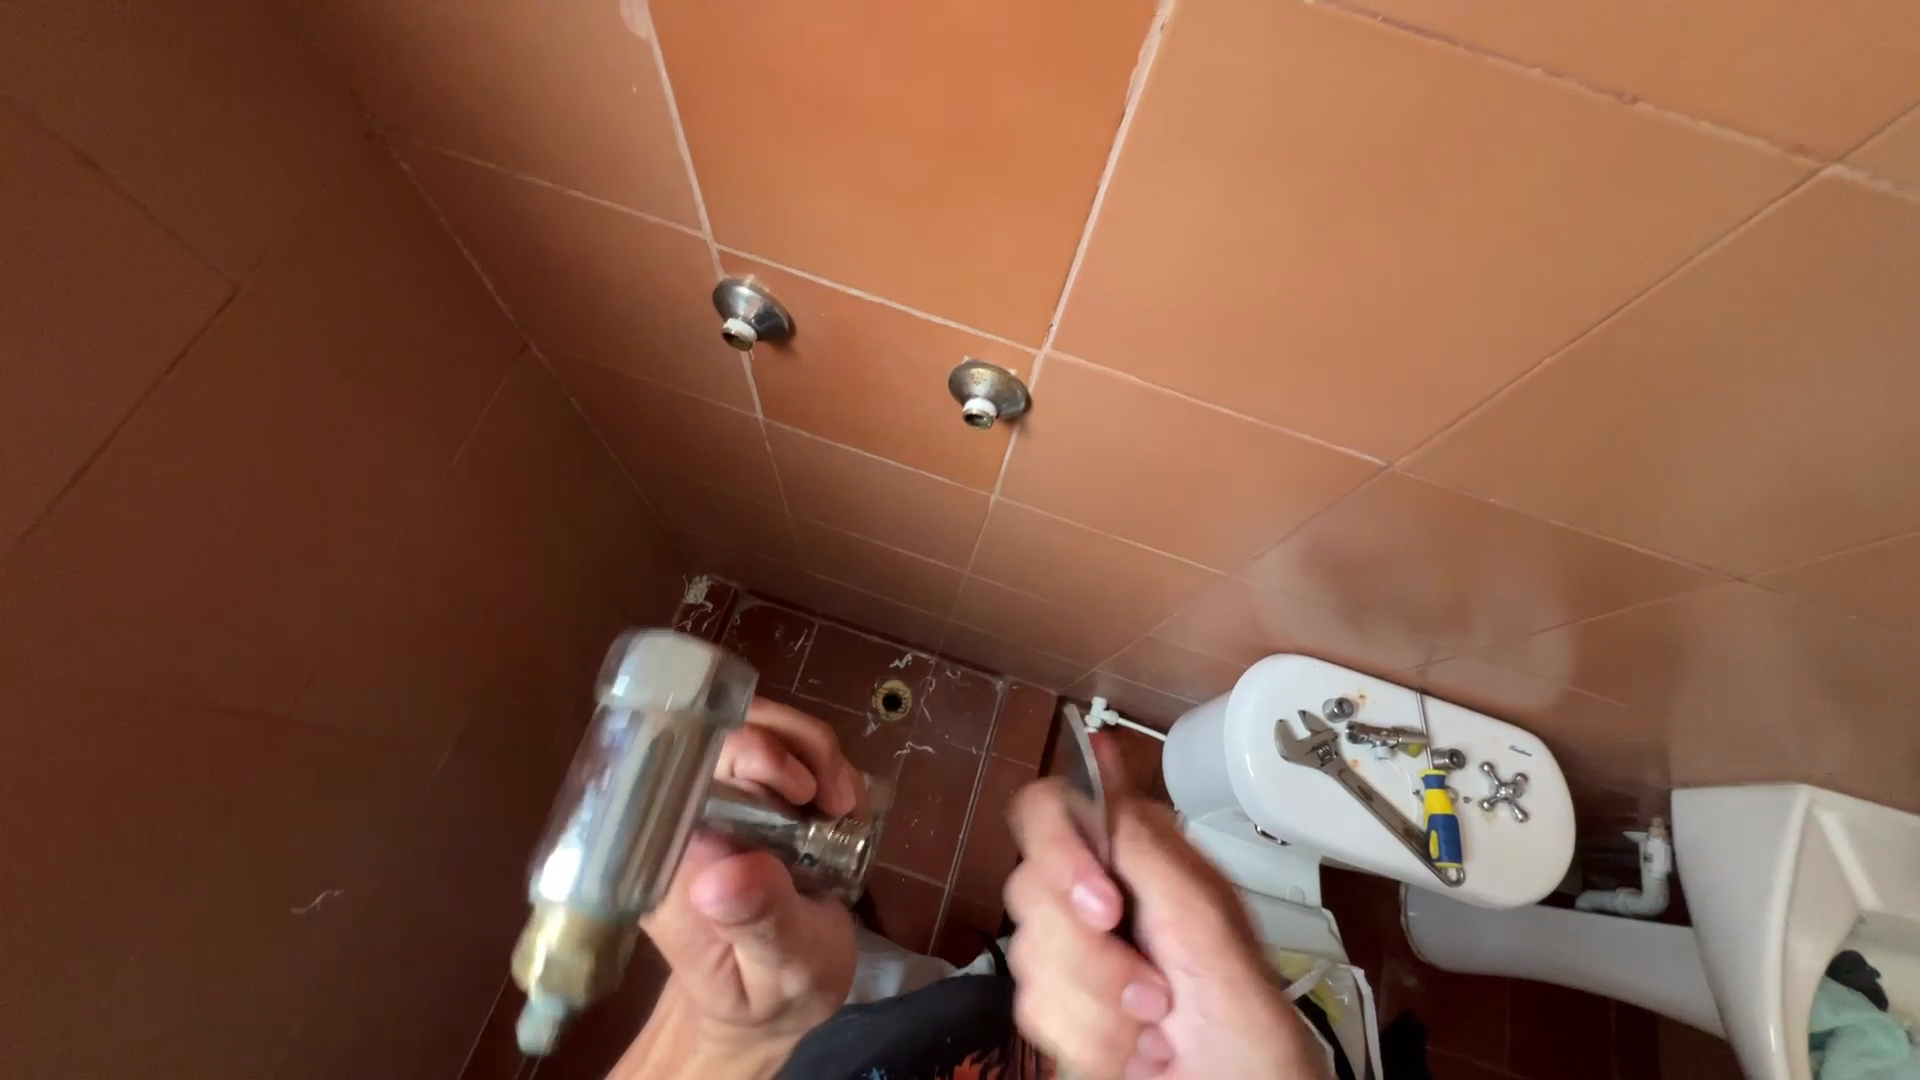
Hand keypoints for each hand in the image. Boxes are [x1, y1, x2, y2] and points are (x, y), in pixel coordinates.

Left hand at [639, 697, 863, 1045]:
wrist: (779, 997)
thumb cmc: (770, 995)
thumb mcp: (778, 971)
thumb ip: (757, 923)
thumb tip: (721, 873)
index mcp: (669, 859)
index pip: (686, 768)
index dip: (746, 754)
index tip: (801, 791)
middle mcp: (687, 817)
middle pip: (727, 729)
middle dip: (793, 747)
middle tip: (836, 802)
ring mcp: (724, 796)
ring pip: (763, 724)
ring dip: (817, 752)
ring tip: (845, 807)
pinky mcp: (757, 790)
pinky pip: (790, 745)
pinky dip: (826, 762)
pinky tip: (843, 806)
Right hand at [1004, 782, 1331, 1079]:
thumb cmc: (1247, 1021)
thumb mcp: (1209, 926)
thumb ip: (1147, 848)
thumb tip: (1098, 754)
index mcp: (1130, 851)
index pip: (1050, 807)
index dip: (1057, 849)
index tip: (1102, 908)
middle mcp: (1092, 887)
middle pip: (1028, 885)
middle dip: (1089, 957)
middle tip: (1153, 992)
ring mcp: (1071, 947)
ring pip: (1026, 955)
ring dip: (1098, 1010)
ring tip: (1154, 1027)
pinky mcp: (1058, 1003)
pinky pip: (1032, 1009)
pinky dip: (1089, 1043)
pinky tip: (1134, 1050)